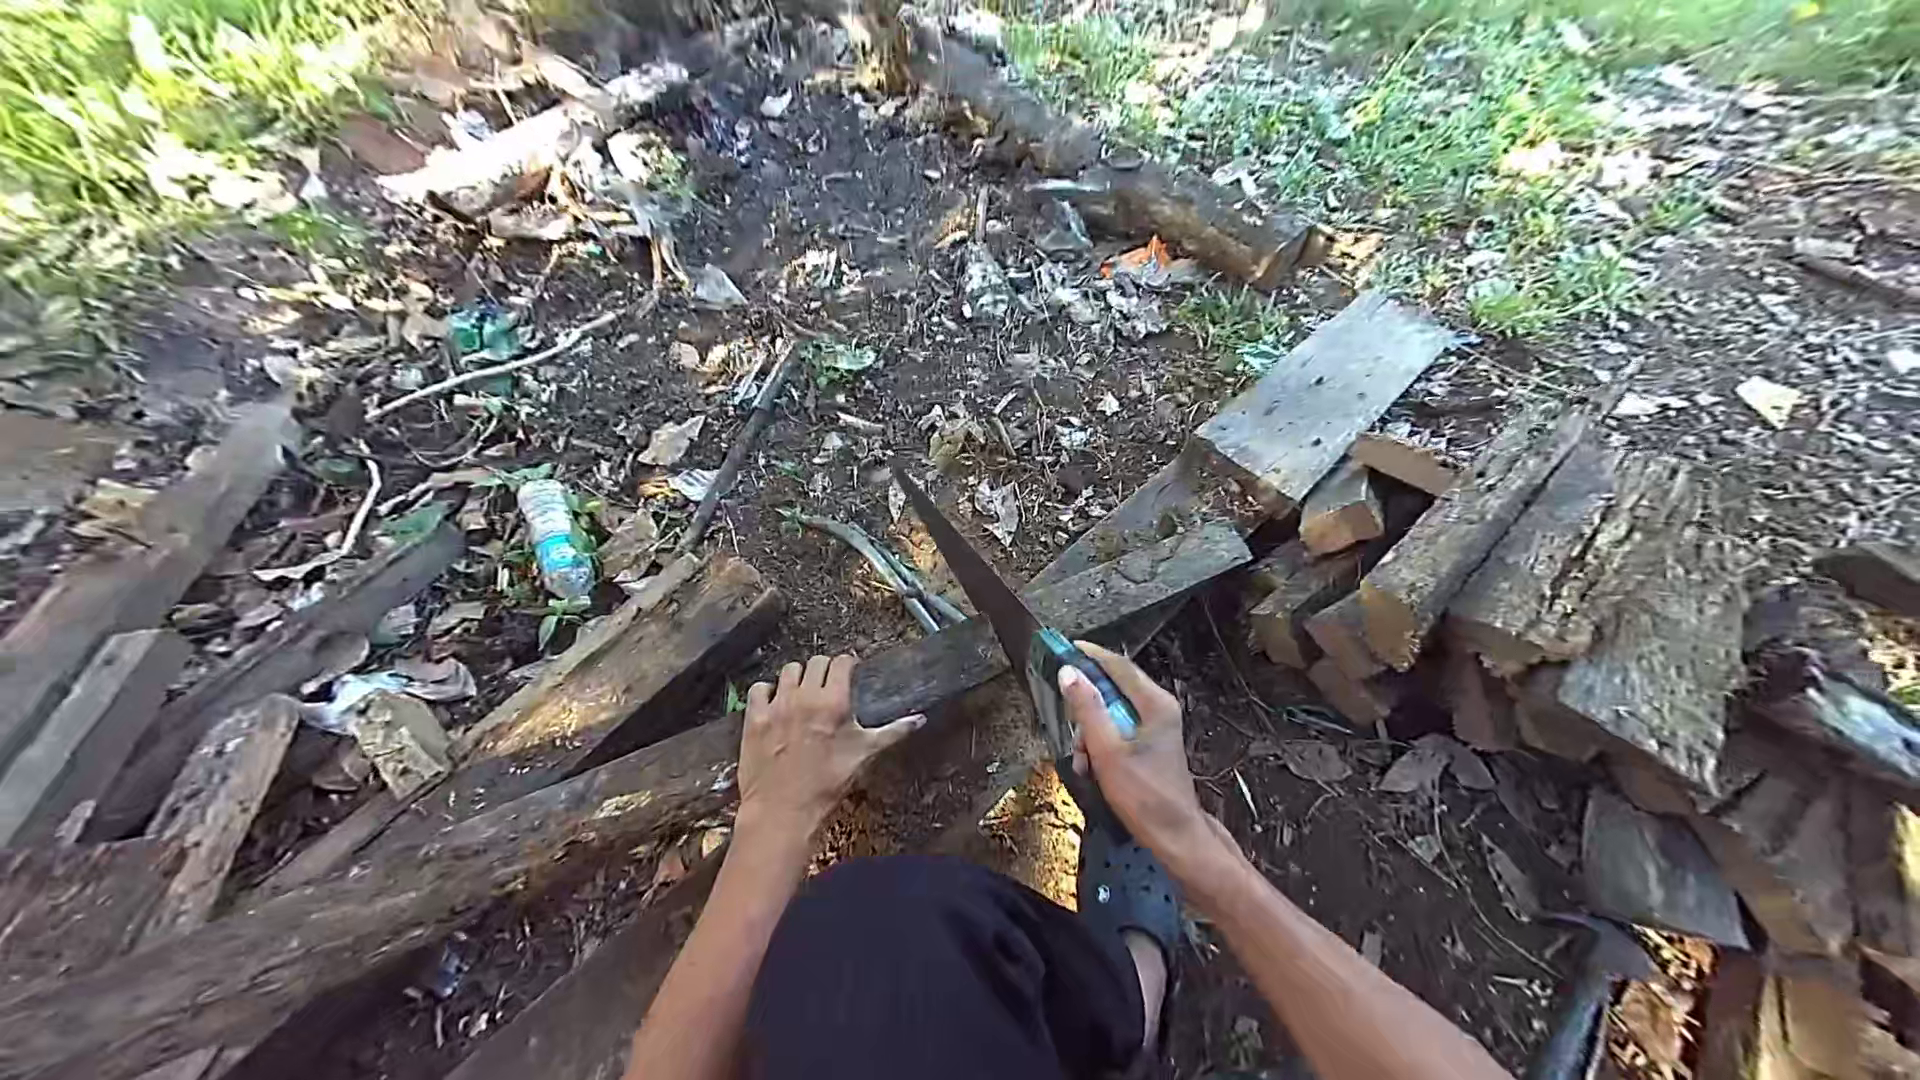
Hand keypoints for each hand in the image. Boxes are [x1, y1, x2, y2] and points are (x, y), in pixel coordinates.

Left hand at [737, 654, 923, 842]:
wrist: (783, 810)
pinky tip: (774, 702)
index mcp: (834, 701)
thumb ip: (893, 732)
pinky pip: (759, 688)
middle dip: (825, 669)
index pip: (842, 662)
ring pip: (788, 670)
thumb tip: (919, 719)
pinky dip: (768, 691)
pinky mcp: (754, 717)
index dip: (848, 664)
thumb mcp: (864, 754)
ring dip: (798, 677)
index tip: (850, 671)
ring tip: (802, 691)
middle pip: (816, 661)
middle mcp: (805, 696)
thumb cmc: (827, 783)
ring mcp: (777, 704)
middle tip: (829, 684)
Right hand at [1063, 641, 1240, 887]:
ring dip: (1090, 731)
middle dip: (1086, 706)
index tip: (1063, 648)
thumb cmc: (1144, 795)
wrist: (1175, 839)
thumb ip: (1087, 709)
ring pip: (1111, 713)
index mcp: (1155, 703)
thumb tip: (1068, 672)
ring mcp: (1155, 727)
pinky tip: (1091, 767)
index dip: (1089, 655)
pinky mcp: (1149, 744)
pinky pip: (1117, 731)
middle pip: (1113, 689)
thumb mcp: (1107, 751)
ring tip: (1082, 758)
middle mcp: (1158, 708)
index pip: (1118, 666)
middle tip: (1067, 719)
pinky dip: (1100, 744)